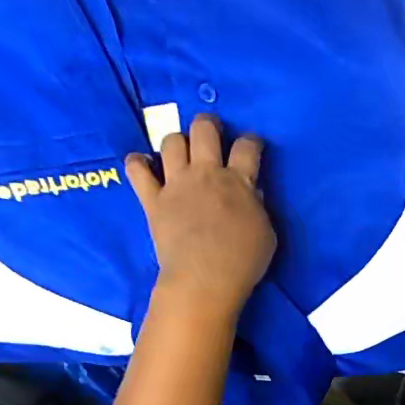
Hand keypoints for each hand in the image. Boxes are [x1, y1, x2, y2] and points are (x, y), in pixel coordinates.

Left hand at [126, 113, 276, 317]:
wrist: (205, 280)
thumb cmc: (243, 262)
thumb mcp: (266, 234)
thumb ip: (258, 208)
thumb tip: (252, 193)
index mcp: (239, 181)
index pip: (247, 146)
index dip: (251, 141)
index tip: (251, 146)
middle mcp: (207, 174)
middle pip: (205, 130)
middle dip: (208, 125)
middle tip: (211, 133)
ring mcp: (177, 184)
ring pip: (172, 142)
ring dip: (177, 142)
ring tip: (180, 152)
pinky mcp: (153, 200)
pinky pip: (138, 171)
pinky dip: (137, 163)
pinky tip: (141, 163)